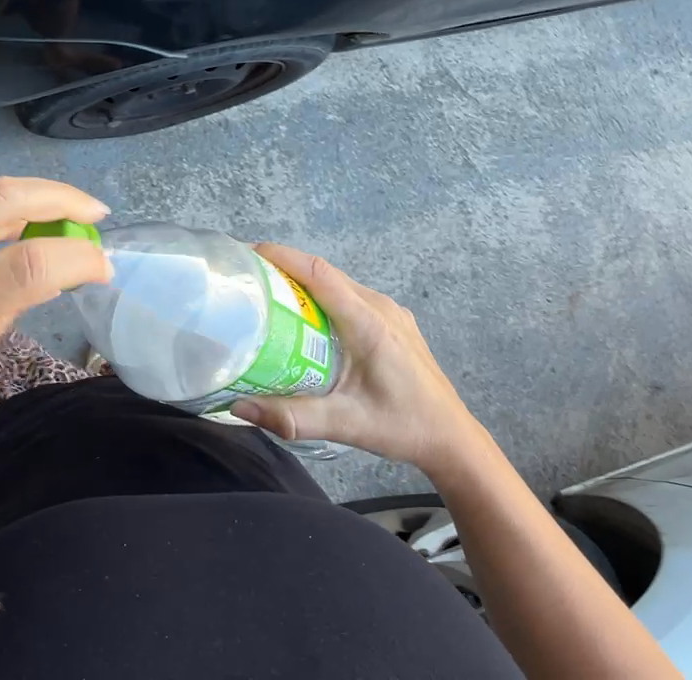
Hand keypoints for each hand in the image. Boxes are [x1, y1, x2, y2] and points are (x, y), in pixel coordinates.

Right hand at [231, 244, 485, 471]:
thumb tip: (239, 406)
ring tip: (264, 293)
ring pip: (337, 284)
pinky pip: (349, 296)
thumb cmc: (402, 427)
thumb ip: (293, 416)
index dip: (283, 257)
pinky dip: (320, 296)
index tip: (247, 254)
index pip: (320, 274)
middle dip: (283, 267)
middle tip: (245, 277)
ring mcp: (389, 311)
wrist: (452, 438)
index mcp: (369, 323)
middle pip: (325, 273)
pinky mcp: (392, 321)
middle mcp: (380, 307)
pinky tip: (302, 316)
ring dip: (301, 281)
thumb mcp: (346, 425)